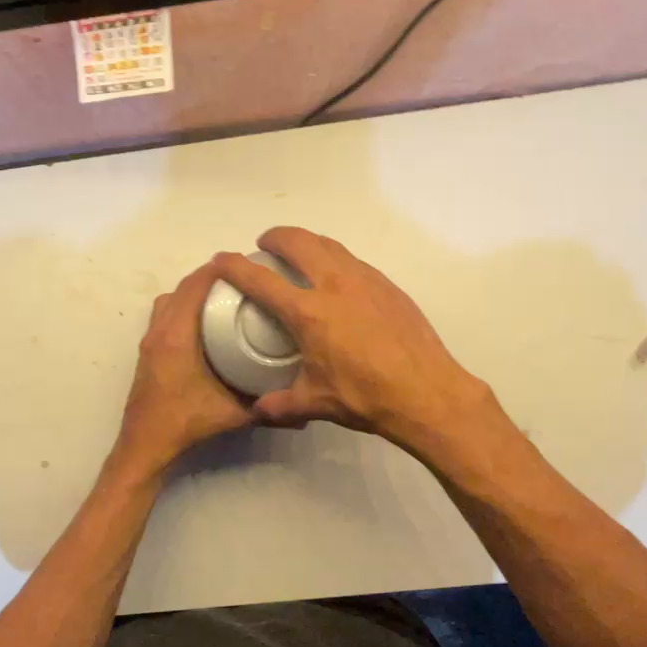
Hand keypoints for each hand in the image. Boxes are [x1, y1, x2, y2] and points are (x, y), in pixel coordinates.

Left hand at [113, 262, 253, 470]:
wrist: (145, 446)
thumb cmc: (185, 424)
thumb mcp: (232, 414)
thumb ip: (266, 408)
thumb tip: (299, 412)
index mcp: (177, 336)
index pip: (196, 284)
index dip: (221, 269)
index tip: (248, 266)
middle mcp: (159, 331)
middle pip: (182, 288)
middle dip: (210, 279)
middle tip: (242, 284)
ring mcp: (149, 342)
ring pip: (169, 302)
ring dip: (192, 295)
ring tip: (222, 302)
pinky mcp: (147, 354)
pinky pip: (163, 317)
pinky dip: (181, 311)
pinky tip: (203, 328)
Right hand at [213, 227, 494, 447]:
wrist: (425, 392)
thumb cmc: (365, 397)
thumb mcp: (315, 403)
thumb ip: (280, 404)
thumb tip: (258, 409)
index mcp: (309, 314)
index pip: (262, 281)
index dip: (236, 267)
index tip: (221, 259)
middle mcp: (335, 286)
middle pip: (299, 242)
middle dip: (276, 237)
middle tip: (265, 244)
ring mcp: (366, 281)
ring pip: (330, 245)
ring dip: (307, 241)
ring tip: (298, 252)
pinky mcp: (387, 286)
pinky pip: (353, 260)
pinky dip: (334, 258)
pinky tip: (335, 277)